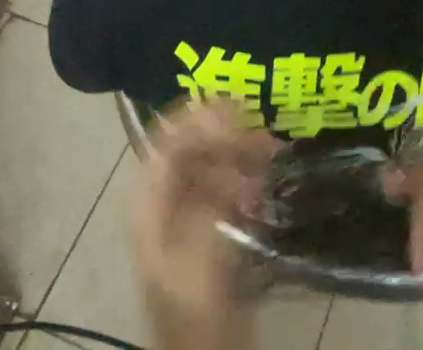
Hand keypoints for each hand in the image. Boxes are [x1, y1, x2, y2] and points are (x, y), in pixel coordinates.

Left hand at [130, 100, 279, 349]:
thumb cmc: (196, 313)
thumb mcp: (200, 254)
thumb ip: (208, 193)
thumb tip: (225, 141)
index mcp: (150, 204)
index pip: (168, 141)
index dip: (198, 118)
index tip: (240, 109)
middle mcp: (162, 203)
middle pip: (191, 149)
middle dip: (228, 136)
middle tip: (267, 137)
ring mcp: (184, 217)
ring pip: (211, 166)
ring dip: (240, 155)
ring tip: (273, 156)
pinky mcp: (207, 232)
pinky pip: (224, 188)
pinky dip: (245, 180)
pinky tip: (266, 186)